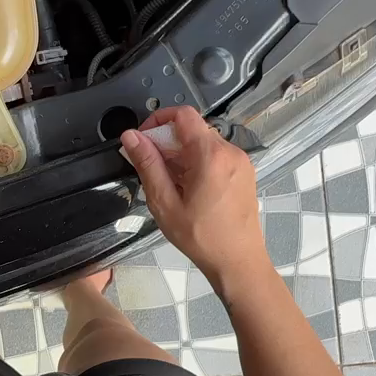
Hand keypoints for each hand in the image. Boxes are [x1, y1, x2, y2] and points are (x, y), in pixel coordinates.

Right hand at [119, 106, 270, 280]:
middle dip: (166, 142)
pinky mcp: (243, 171)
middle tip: (150, 167)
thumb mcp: (164, 202)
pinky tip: (187, 188)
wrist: (237, 261)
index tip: (143, 139)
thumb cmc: (201, 237)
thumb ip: (147, 164)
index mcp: (211, 155)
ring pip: (203, 142)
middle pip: (192, 129)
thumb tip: (131, 137)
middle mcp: (230, 152)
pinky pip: (215, 155)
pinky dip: (196, 163)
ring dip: (180, 154)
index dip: (158, 120)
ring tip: (169, 184)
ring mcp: (240, 161)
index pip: (182, 115)